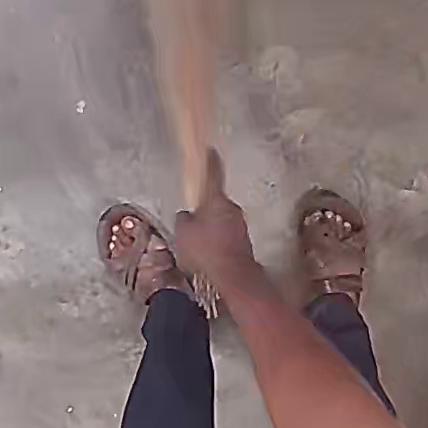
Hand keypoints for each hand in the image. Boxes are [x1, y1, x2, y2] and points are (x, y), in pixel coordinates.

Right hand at [173, 149, 262, 291]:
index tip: (211, 151)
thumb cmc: (205, 250)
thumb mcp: (182, 232)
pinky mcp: (244, 243)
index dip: (210, 162)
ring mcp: (241, 226)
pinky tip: (207, 255)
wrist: (232, 276)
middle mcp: (233, 209)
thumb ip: (183, 218)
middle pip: (216, 203)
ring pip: (221, 221)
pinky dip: (217, 242)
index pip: (213, 175)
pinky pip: (226, 236)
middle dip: (204, 210)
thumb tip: (187, 215)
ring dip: (211, 228)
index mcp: (217, 201)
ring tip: (197, 245)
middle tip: (191, 222)